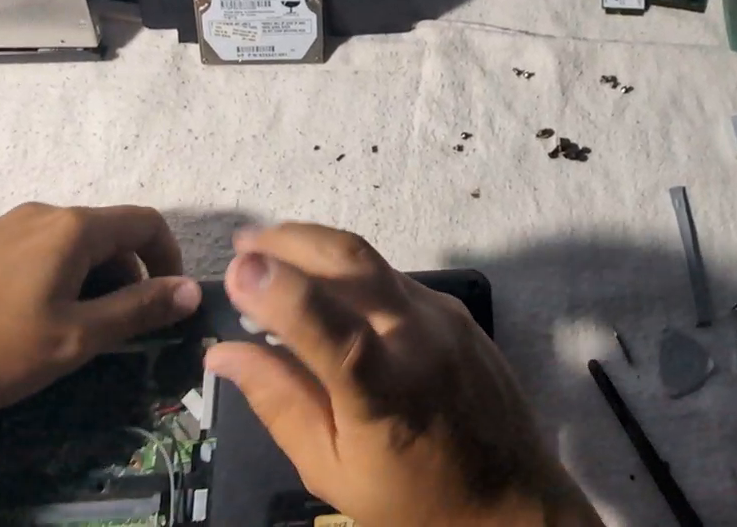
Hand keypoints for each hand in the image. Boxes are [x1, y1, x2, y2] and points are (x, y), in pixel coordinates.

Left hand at [0, 203, 203, 526]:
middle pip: (106, 233)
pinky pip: (29, 255)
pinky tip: (18, 328)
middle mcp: (39, 214)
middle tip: (116, 330)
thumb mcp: (74, 340)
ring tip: (67, 334)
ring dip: (87, 281)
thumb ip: (140, 310)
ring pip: (67, 246)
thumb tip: (193, 289)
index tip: (169, 301)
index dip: (169, 257)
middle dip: (126, 276)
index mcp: (73, 227)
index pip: (146, 222)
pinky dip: (49, 282)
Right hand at [206, 224, 599, 526]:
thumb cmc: (415, 498)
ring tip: (271, 252)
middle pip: (353, 261)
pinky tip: (326, 286)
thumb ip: (280, 404)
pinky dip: (349, 271)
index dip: (286, 295)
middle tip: (244, 242)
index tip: (239, 268)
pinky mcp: (454, 305)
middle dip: (291, 239)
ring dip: (316, 247)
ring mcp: (442, 313)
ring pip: (371, 260)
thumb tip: (222, 351)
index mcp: (387, 394)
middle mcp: (420, 337)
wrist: (514, 494)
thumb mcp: (333, 471)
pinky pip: (392, 278)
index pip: (334, 332)